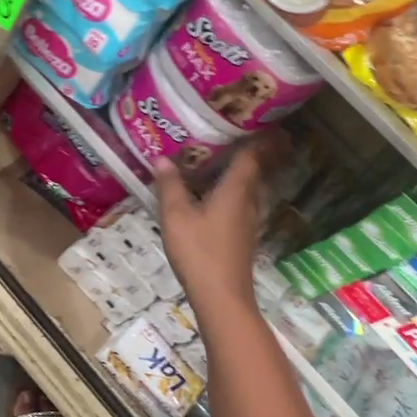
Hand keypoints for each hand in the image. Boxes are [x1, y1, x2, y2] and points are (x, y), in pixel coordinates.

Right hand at [153, 143, 268, 314]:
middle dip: (247, 151)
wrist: (222, 298)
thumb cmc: (199, 252)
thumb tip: (163, 159)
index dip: (254, 136)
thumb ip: (170, 186)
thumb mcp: (176, 216)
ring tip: (216, 160)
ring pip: (247, 188)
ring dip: (237, 173)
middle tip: (228, 134)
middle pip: (254, 170)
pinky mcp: (243, 237)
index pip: (251, 155)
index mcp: (236, 190)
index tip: (247, 118)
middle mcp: (248, 201)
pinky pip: (240, 203)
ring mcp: (248, 221)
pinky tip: (212, 196)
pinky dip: (231, 192)